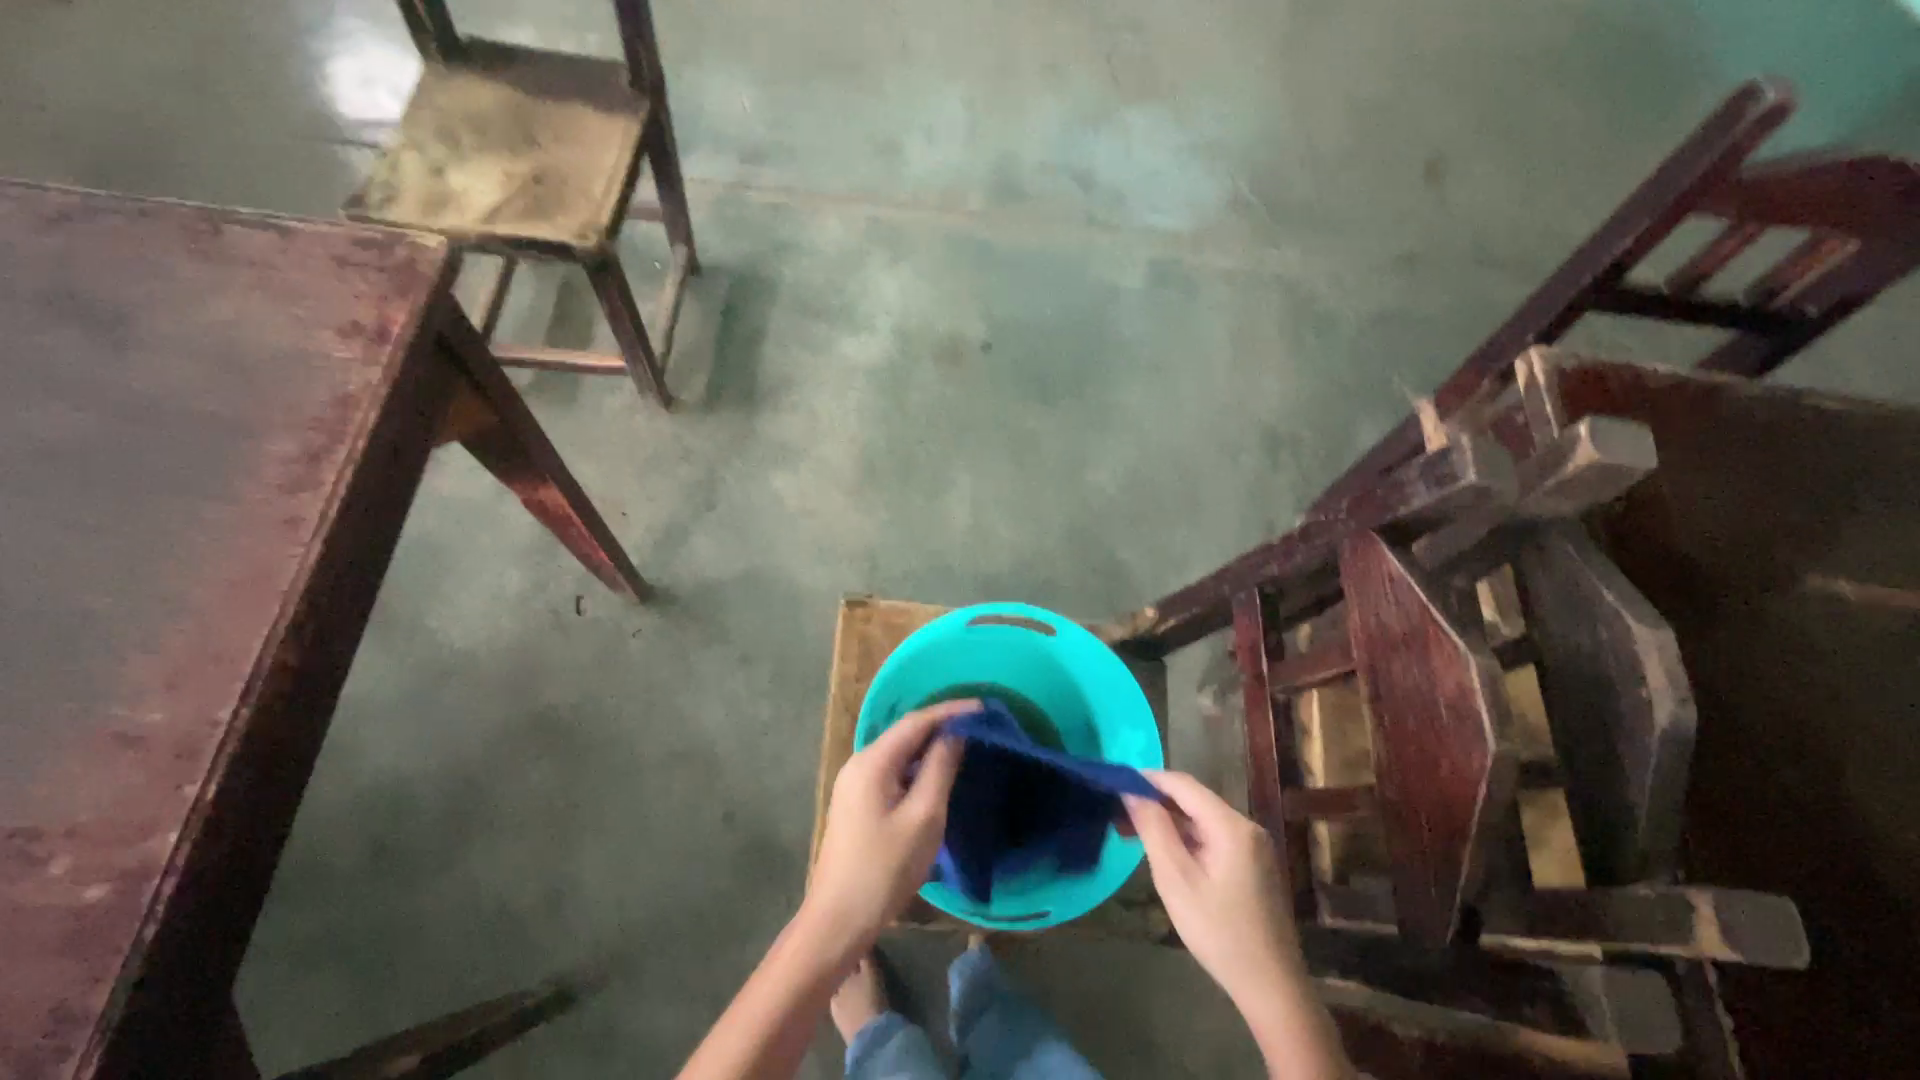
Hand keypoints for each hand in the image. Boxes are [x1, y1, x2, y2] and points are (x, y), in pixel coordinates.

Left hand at [802, 700, 971, 957]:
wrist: (838, 919)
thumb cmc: (884, 869)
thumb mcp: (923, 818)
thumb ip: (940, 770)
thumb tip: (955, 735)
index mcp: (871, 763)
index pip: (915, 722)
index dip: (951, 711)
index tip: (985, 708)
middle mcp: (859, 765)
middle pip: (905, 733)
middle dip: (942, 725)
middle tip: (980, 725)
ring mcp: (854, 786)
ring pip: (899, 754)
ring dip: (930, 747)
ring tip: (967, 745)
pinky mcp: (857, 805)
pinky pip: (892, 772)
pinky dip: (918, 768)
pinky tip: (938, 776)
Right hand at [1124, 770, 1303, 1005]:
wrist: (1269, 983)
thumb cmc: (1218, 931)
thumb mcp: (1176, 879)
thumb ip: (1153, 830)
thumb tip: (1131, 792)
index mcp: (1231, 825)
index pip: (1183, 784)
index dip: (1147, 779)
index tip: (1115, 782)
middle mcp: (1247, 826)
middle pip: (1195, 800)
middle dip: (1155, 801)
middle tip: (1117, 813)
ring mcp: (1255, 846)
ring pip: (1203, 820)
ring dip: (1169, 821)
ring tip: (1132, 832)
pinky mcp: (1255, 864)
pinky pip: (1215, 837)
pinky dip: (1187, 838)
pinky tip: (1165, 852)